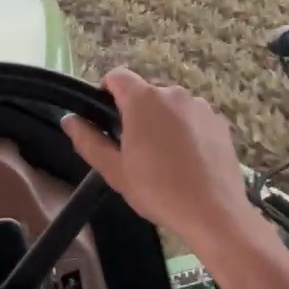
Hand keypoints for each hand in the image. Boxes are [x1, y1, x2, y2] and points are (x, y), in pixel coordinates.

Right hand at [63, 69, 255, 253]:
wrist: (214, 212)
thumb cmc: (158, 190)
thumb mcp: (115, 170)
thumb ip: (88, 140)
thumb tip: (70, 119)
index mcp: (143, 99)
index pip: (117, 76)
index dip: (107, 92)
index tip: (106, 119)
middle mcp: (173, 92)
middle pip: (146, 91)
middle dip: (136, 111)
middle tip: (134, 148)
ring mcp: (199, 105)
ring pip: (171, 105)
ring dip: (162, 121)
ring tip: (164, 158)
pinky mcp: (219, 120)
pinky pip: (193, 117)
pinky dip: (186, 130)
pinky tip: (188, 160)